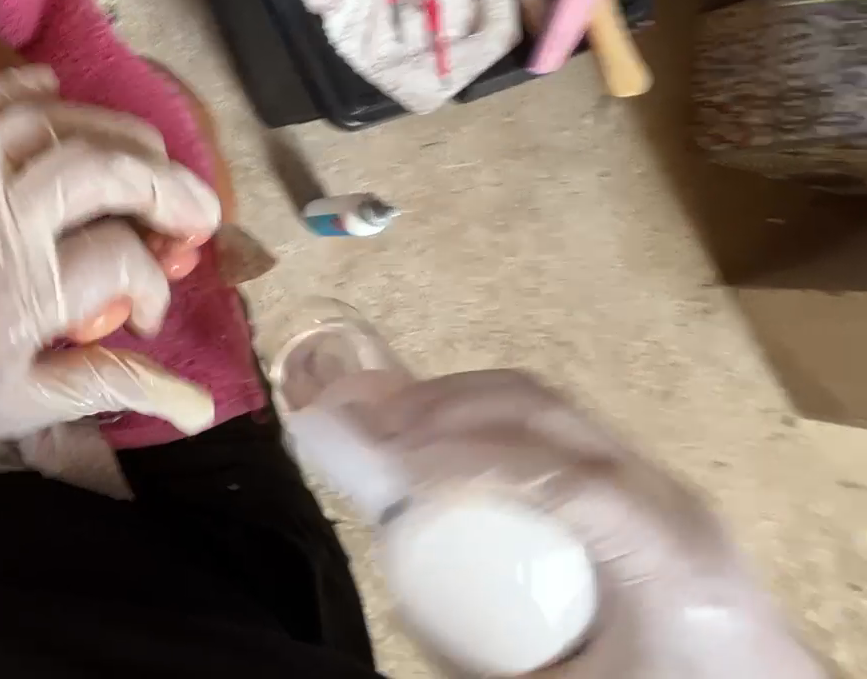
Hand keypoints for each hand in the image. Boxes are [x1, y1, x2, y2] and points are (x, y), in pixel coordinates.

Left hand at [0, 67, 221, 492]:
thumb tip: (200, 406)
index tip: (148, 315)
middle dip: (160, 182)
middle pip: (96, 169)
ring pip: (40, 127)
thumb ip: (114, 385)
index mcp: (23, 291)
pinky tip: (50, 86)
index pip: (124, 258)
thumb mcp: (28, 404)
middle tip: (193, 209)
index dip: (154, 283)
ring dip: (105, 128)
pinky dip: (7, 89)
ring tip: (146, 153)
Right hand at [369, 370, 829, 678]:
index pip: (570, 481)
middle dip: (447, 408)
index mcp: (672, 560)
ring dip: (455, 397)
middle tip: (378, 427)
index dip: (475, 459)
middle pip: (547, 415)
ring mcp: (651, 474)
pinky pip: (545, 415)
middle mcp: (669, 500)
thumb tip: (400, 597)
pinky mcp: (629, 468)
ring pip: (542, 400)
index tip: (398, 463)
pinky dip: (478, 407)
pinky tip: (436, 426)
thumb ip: (484, 654)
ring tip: (393, 418)